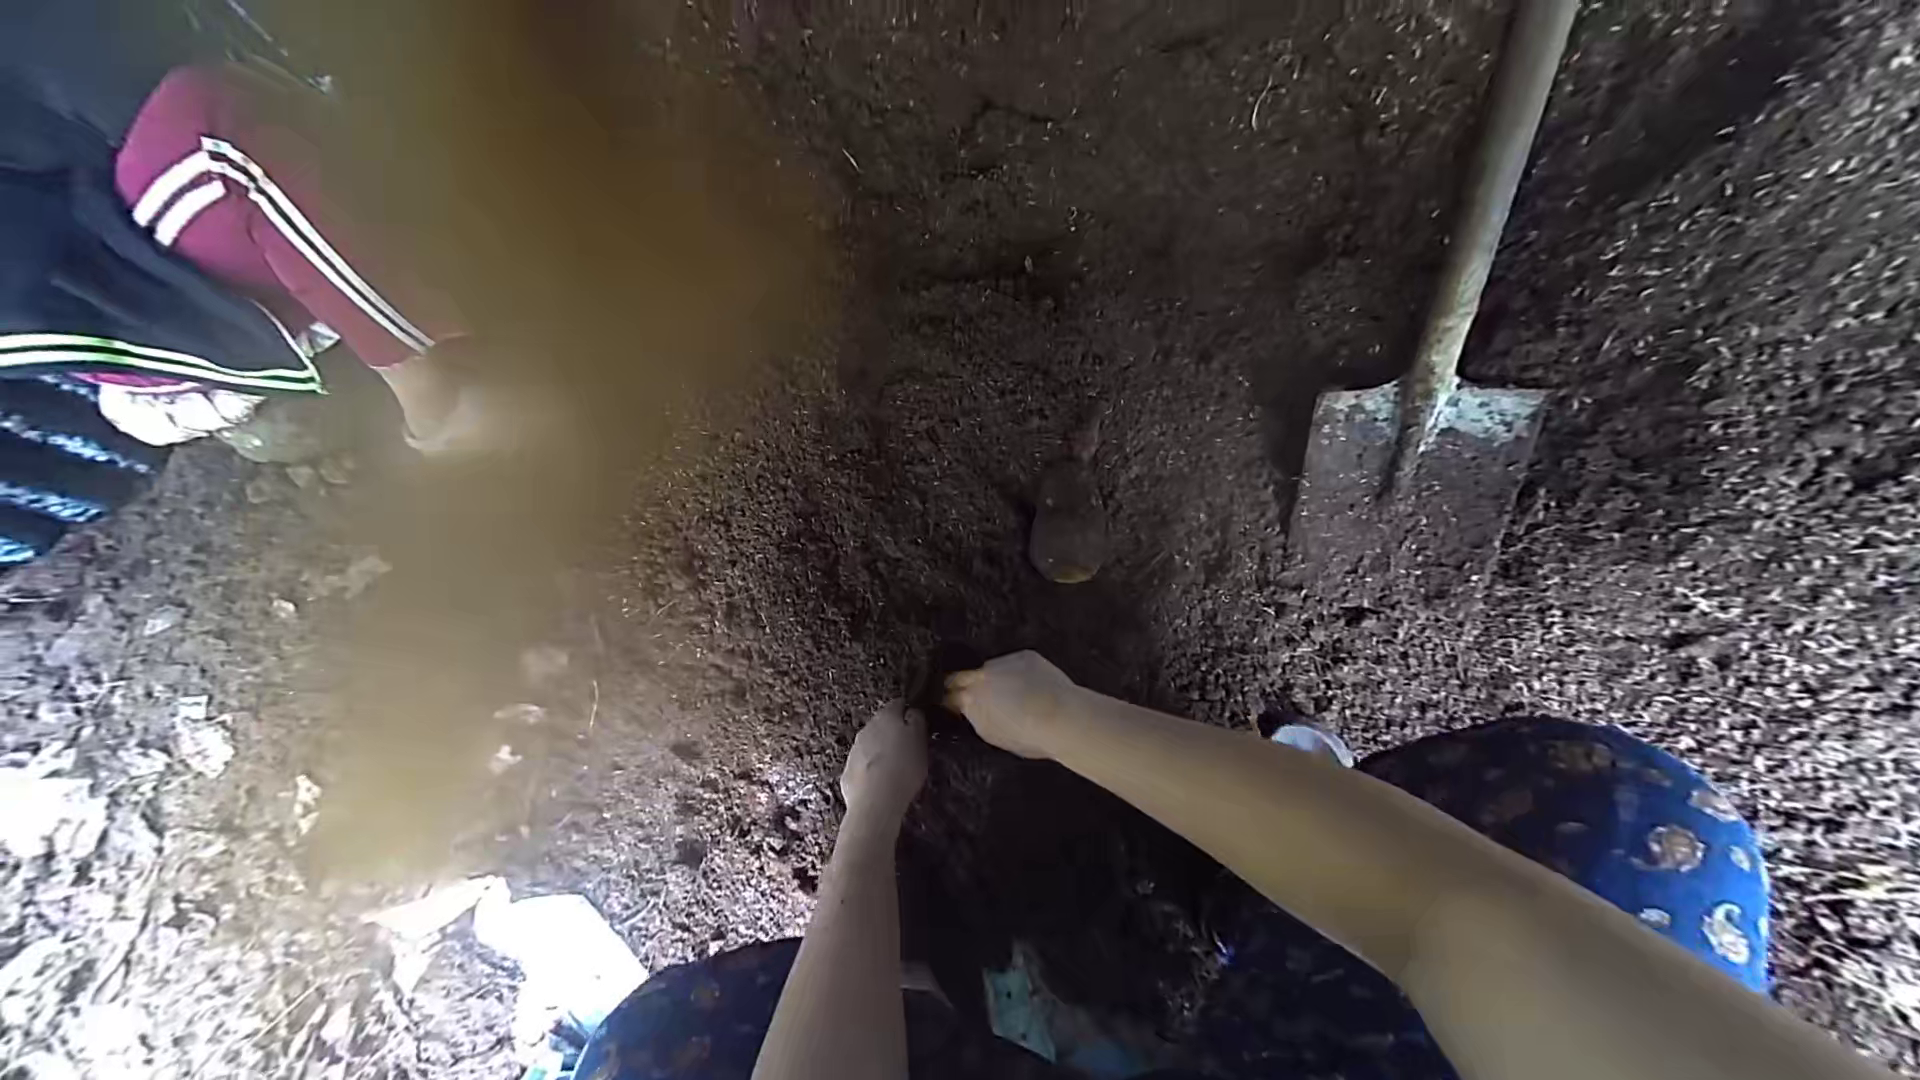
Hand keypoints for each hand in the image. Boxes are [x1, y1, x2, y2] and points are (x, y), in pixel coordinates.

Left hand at [840, 700, 926, 821]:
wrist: (875, 801)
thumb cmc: (904, 767)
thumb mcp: (920, 740)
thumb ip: (916, 720)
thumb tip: (912, 711)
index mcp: (886, 716)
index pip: (898, 704)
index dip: (908, 711)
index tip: (916, 722)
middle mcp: (866, 728)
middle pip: (882, 725)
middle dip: (892, 733)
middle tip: (907, 749)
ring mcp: (854, 751)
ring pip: (870, 745)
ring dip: (880, 751)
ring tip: (894, 769)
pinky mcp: (848, 772)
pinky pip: (862, 766)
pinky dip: (870, 770)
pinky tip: (879, 784)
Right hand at [943, 651, 1083, 759]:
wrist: (1063, 719)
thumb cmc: (1030, 735)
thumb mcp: (992, 734)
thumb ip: (975, 717)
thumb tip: (969, 709)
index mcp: (971, 699)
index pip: (949, 694)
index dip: (952, 699)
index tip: (955, 702)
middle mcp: (982, 675)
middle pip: (964, 675)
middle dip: (965, 683)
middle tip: (977, 695)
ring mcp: (1004, 662)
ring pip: (990, 667)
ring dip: (994, 676)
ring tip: (1011, 692)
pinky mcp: (1024, 655)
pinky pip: (1013, 662)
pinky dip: (1016, 671)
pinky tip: (1028, 684)